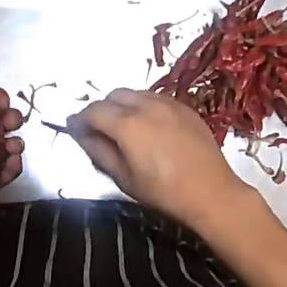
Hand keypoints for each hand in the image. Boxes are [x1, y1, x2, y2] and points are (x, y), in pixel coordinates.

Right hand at [69, 89, 255, 231]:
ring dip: (123, 105)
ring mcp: (169, 104)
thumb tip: (83, 136)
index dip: (80, 119)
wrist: (211, 193)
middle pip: (114, 95)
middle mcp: (146, 105)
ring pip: (136, 94)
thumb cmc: (164, 192)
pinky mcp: (186, 108)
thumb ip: (99, 152)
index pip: (93, 111)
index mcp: (127, 124)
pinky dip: (145, 107)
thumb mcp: (124, 178)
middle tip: (98, 129)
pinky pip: (157, 99)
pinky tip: (149, 127)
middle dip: (102, 109)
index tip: (75, 129)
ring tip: (124, 127)